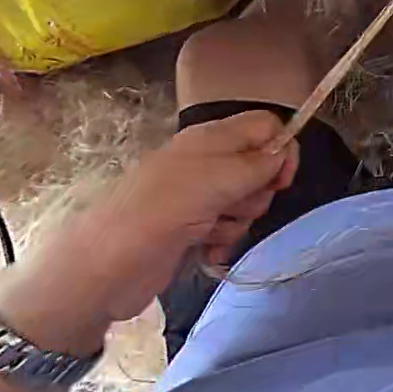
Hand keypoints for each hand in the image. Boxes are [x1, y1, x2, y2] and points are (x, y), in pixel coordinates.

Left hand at [0, 111, 298, 354]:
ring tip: (212, 231)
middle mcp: (208, 162)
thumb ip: (258, 162)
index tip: (280, 181)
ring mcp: (200, 197)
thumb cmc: (163, 210)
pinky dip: (223, 241)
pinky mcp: (194, 228)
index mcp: (212, 138)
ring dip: (239, 221)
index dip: (281, 149)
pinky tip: (208, 251)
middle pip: (261, 168)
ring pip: (247, 202)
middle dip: (258, 192)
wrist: (107, 265)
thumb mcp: (217, 178)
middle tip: (233, 205)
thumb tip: (285, 151)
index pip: (265, 126)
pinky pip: (229, 228)